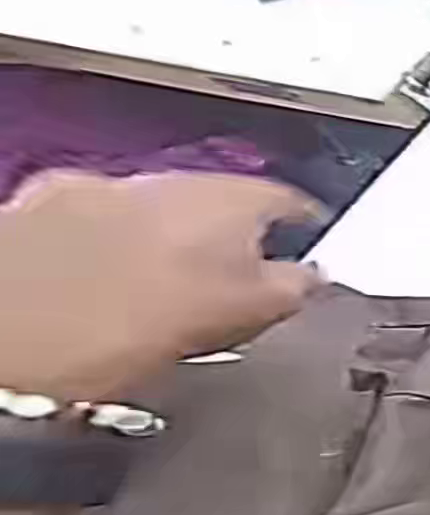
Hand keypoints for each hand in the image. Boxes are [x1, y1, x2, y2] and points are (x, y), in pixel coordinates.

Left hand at [0, 170, 323, 400]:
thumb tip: (309, 272)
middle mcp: (157, 179)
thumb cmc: (167, 315)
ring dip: (174, 236)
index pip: (287, 198)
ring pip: (154, 209)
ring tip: (185, 279)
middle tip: (251, 268)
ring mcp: (85, 190)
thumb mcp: (269, 307)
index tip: (315, 242)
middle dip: (235, 230)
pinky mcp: (27, 212)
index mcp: (225, 196)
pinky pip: (99, 223)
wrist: (25, 335)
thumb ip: (302, 281)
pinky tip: (125, 280)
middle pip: (215, 199)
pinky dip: (121, 245)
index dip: (308, 222)